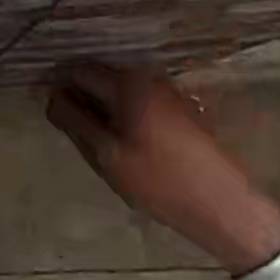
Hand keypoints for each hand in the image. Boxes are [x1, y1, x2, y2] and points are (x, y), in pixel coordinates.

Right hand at [45, 61, 279, 274]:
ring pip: (119, 92)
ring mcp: (167, 92)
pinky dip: (126, 116)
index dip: (61, 89)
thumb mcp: (106, 155)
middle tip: (81, 136)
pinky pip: (139, 102)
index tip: (57, 116)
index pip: (77, 71)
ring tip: (105, 145)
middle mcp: (146, 77)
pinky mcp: (181, 109)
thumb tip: (52, 97)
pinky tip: (131, 147)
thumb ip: (73, 121)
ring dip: (105, 110)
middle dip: (84, 100)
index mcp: (125, 83)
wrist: (227, 208)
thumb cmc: (161, 181)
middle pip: (99, 78)